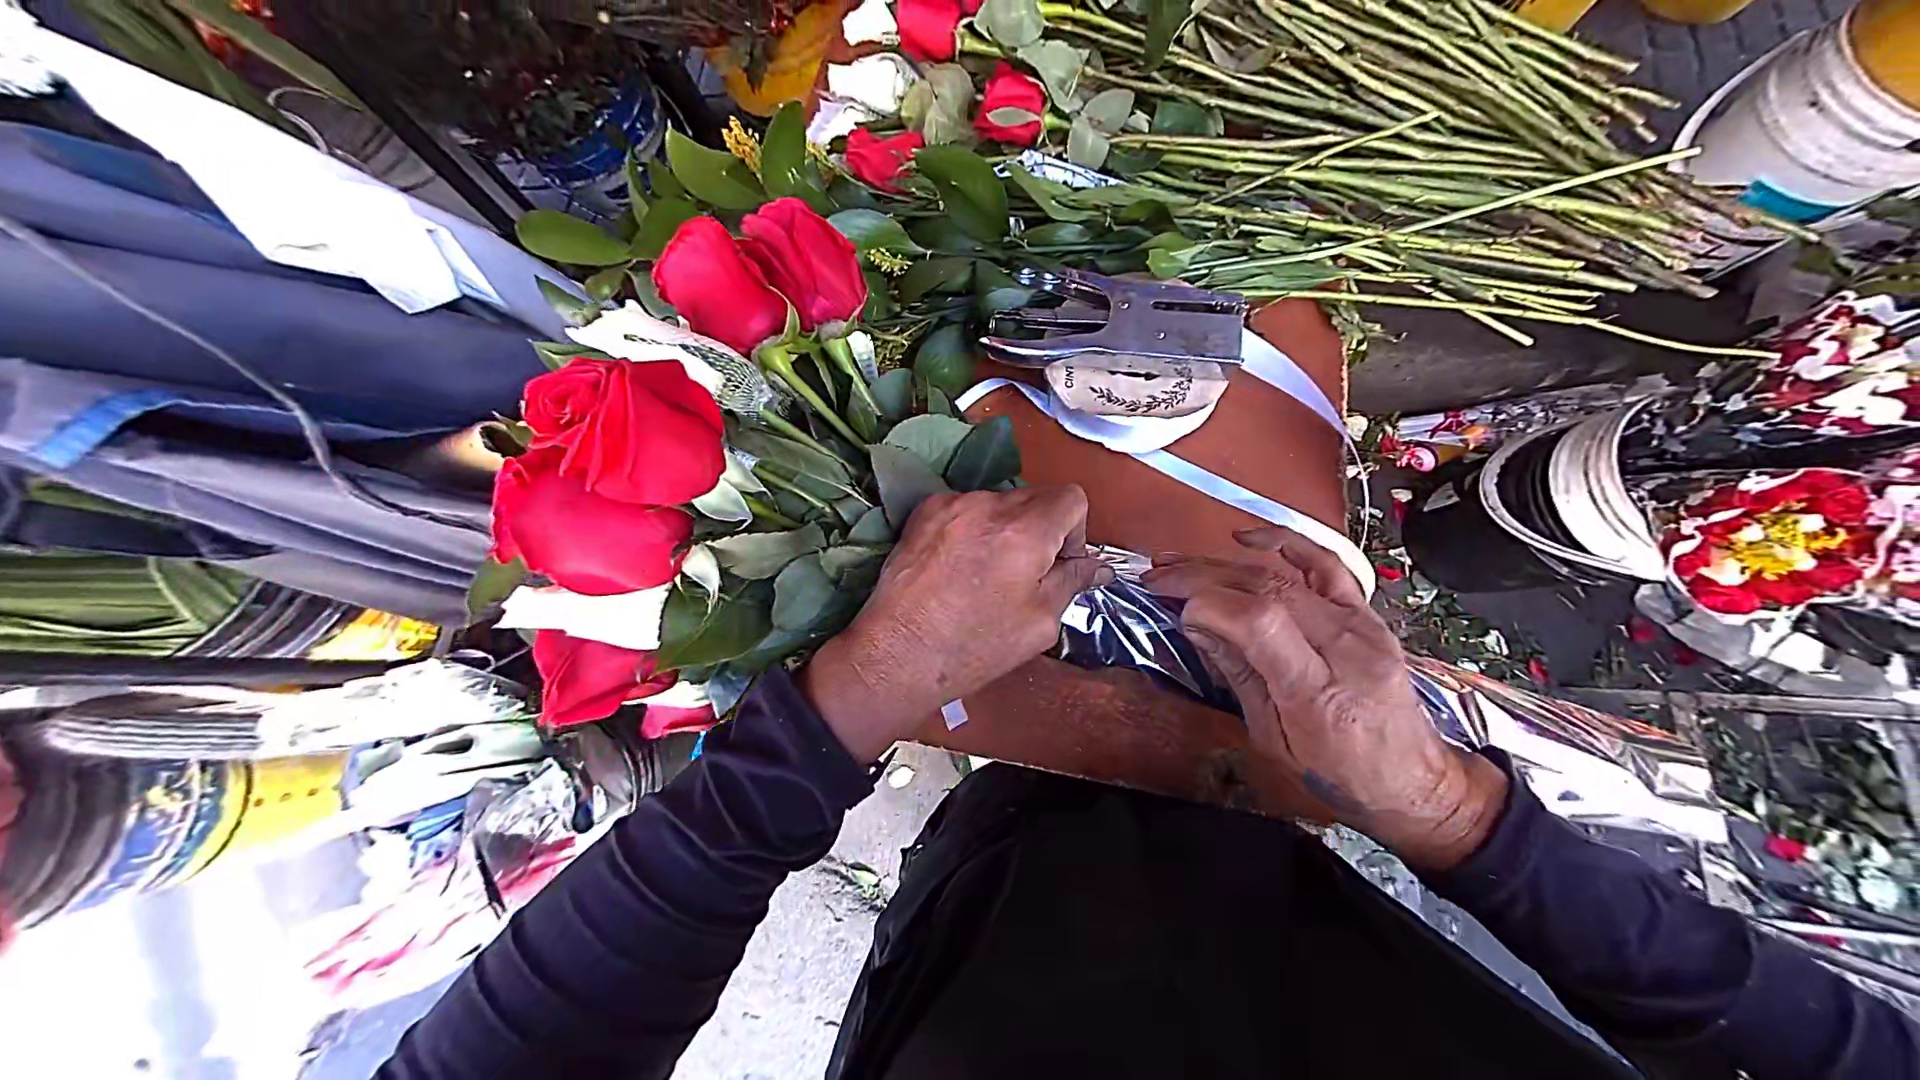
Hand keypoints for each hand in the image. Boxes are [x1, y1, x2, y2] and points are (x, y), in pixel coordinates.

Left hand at [801, 485, 1113, 762]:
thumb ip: (1072, 582)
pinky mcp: (924, 511)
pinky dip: (972, 528)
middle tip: (1024, 574)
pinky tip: (958, 565)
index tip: (1057, 563)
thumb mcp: (1039, 622)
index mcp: (1025, 530)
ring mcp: (952, 504)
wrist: (899, 653)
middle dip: (1041, 530)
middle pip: (1036, 497)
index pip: (1071, 498)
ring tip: (984, 573)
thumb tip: (1097, 566)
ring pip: (999, 503)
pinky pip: (966, 508)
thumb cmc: (974, 646)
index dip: (1074, 531)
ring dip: (1005, 529)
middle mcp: (988, 504)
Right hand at [1141, 527, 1507, 869]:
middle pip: (1264, 587)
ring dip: (1222, 562)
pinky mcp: (1365, 615)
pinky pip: (1327, 564)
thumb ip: (1236, 672)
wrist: (1412, 780)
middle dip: (1200, 576)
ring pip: (1283, 573)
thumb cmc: (1339, 771)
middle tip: (1157, 578)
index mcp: (1317, 688)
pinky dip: (1285, 542)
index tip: (1175, 610)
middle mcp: (1343, 645)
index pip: (1259, 619)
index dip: (1207, 604)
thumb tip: (1195, 624)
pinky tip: (1246, 539)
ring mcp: (1359, 624)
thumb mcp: (1271, 735)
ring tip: (1178, 562)